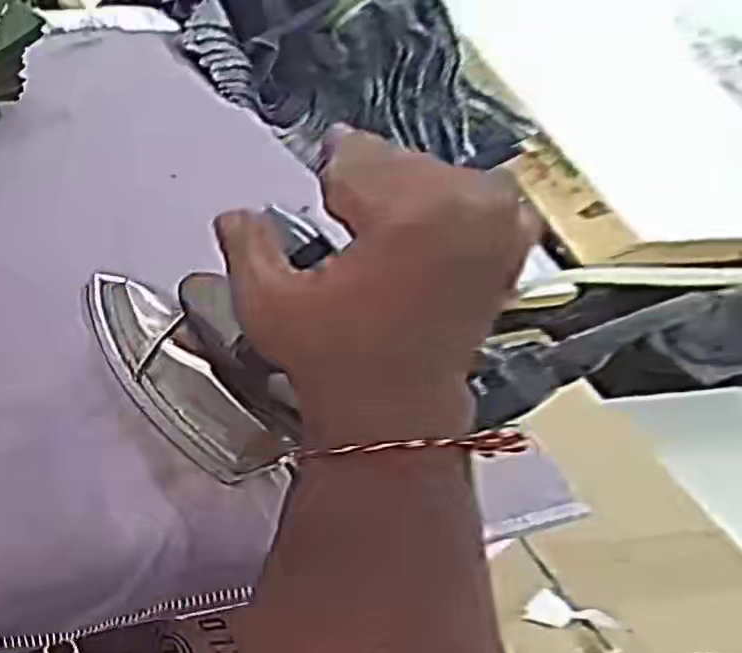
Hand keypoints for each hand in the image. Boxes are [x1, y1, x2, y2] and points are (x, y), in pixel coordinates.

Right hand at [213, 127, 542, 445]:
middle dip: (359, 180)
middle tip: (325, 198)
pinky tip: (399, 234)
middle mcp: (470, 206)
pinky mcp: (508, 240)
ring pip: (433, 175)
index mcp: (412, 214)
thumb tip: (234, 218)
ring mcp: (499, 222)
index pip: (358, 159)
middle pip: (398, 163)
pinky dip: (431, 207)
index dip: (324, 163)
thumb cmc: (336, 363)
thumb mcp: (267, 305)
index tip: (314, 157)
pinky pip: (466, 197)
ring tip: (358, 224)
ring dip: (394, 192)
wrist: (390, 405)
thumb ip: (246, 248)